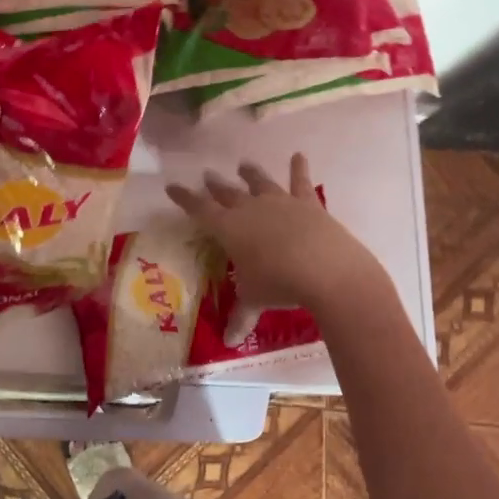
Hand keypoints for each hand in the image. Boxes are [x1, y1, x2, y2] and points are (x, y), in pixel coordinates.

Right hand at [166, 153, 387, 311]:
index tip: (172, 186)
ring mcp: (280, 202)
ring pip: (259, 183)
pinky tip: (299, 156)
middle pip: (226, 193)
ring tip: (243, 165)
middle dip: (214, 185)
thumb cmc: (278, 284)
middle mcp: (249, 209)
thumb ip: (241, 317)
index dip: (184, 198)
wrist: (327, 271)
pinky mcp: (308, 203)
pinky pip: (300, 182)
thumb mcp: (254, 300)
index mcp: (227, 228)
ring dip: (250, 174)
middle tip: (206, 175)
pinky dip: (299, 168)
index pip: (198, 209)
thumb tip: (230, 342)